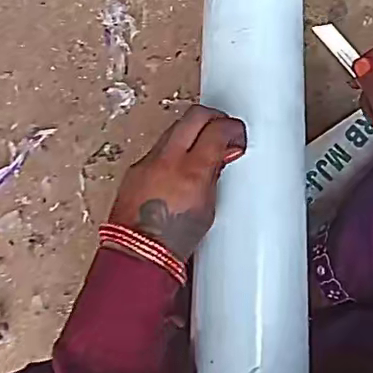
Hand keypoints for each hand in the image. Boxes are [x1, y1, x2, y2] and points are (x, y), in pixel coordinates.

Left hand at [107, 105, 246, 259]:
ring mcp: (148, 162)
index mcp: (192, 172)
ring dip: (193, 132)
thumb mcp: (209, 208)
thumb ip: (216, 175)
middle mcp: (167, 161)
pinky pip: (159, 147)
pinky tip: (182, 165)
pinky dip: (174, 150)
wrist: (139, 255)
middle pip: (194, 117)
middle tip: (223, 129)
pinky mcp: (136, 168)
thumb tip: (221, 157)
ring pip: (175, 128)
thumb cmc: (172, 243)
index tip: (237, 135)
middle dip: (213, 118)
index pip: (218, 130)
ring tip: (204, 148)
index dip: (233, 128)